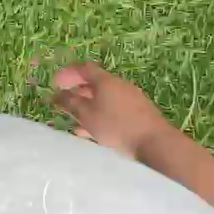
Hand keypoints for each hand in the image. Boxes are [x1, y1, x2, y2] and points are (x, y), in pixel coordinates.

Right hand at [49, 61, 181, 161]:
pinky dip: (102, 116)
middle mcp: (119, 85)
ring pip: (105, 100)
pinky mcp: (140, 115)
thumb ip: (70, 104)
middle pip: (95, 84)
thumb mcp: (87, 115)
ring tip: (77, 121)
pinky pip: (115, 110)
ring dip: (89, 107)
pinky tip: (96, 132)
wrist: (158, 144)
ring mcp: (132, 100)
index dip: (68, 74)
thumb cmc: (117, 126)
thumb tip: (56, 96)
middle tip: (65, 102)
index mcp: (105, 81)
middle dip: (78, 92)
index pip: (84, 69)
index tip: (56, 83)